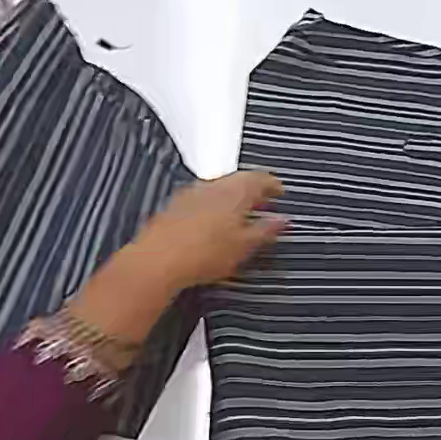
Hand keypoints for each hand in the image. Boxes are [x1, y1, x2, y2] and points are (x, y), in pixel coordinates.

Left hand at [67, 172, 285, 357]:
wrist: (158, 261)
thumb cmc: (205, 252)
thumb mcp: (245, 246)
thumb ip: (266, 230)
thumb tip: (282, 220)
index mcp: (235, 190)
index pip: (260, 178)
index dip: (272, 185)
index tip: (279, 192)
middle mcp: (213, 185)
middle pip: (238, 180)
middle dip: (252, 191)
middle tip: (263, 204)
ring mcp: (190, 193)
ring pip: (218, 189)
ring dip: (231, 199)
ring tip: (240, 216)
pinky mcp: (173, 207)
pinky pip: (200, 200)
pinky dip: (213, 207)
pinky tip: (213, 225)